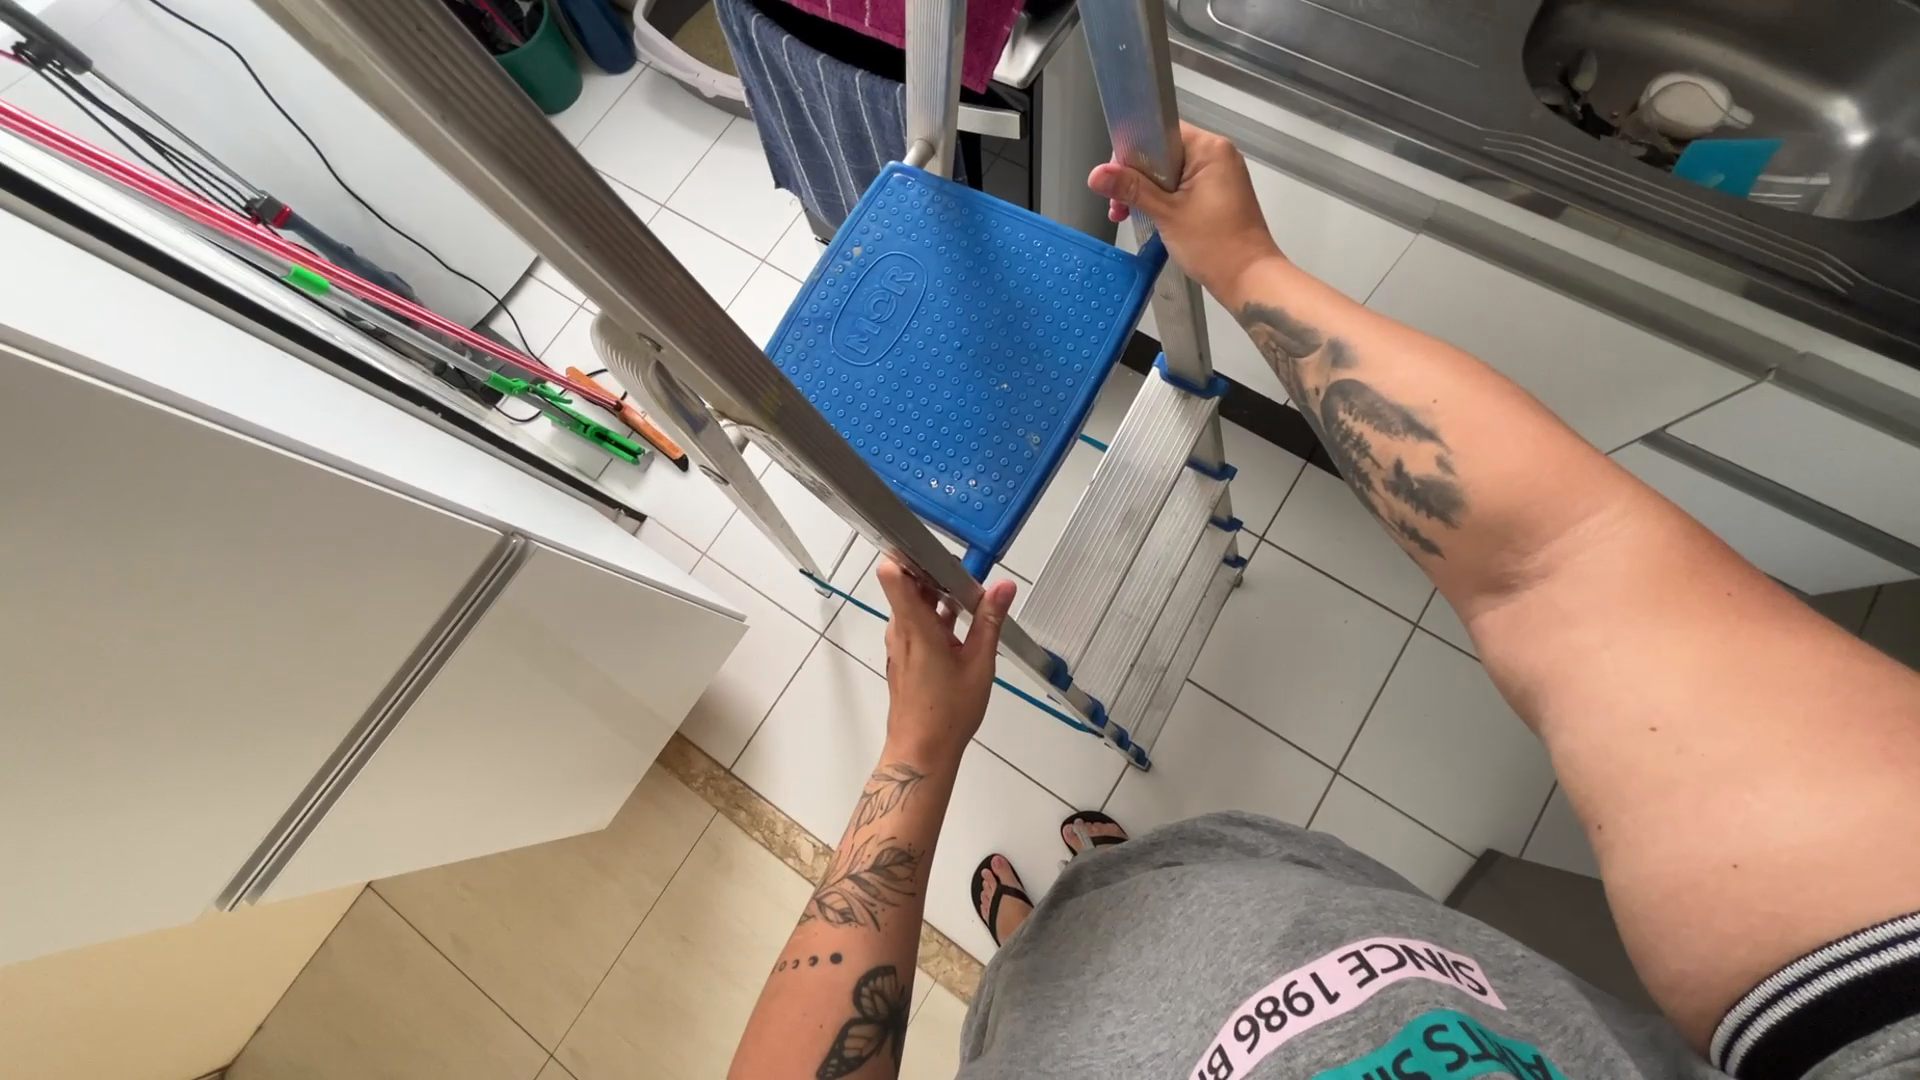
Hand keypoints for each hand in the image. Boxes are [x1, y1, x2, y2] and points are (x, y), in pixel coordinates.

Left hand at [875, 557, 1015, 768]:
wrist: (922, 751)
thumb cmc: (948, 711)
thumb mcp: (980, 663)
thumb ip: (990, 620)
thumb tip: (1004, 587)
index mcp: (915, 626)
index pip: (892, 574)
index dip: (906, 553)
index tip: (932, 547)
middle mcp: (900, 629)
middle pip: (907, 585)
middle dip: (934, 574)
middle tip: (966, 576)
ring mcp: (898, 643)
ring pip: (912, 605)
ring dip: (936, 597)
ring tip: (968, 599)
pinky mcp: (903, 655)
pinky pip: (914, 623)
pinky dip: (933, 616)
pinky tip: (959, 626)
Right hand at [1088, 122, 1283, 299]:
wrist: (1248, 278)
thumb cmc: (1216, 246)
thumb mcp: (1166, 214)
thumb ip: (1131, 190)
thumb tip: (1097, 174)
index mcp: (1208, 149)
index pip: (1159, 132)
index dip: (1131, 154)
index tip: (1115, 180)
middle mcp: (1216, 155)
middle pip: (1162, 153)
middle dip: (1136, 179)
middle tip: (1120, 208)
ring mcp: (1218, 175)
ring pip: (1170, 174)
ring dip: (1147, 194)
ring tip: (1130, 217)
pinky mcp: (1216, 195)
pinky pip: (1182, 188)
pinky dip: (1163, 202)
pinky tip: (1152, 219)